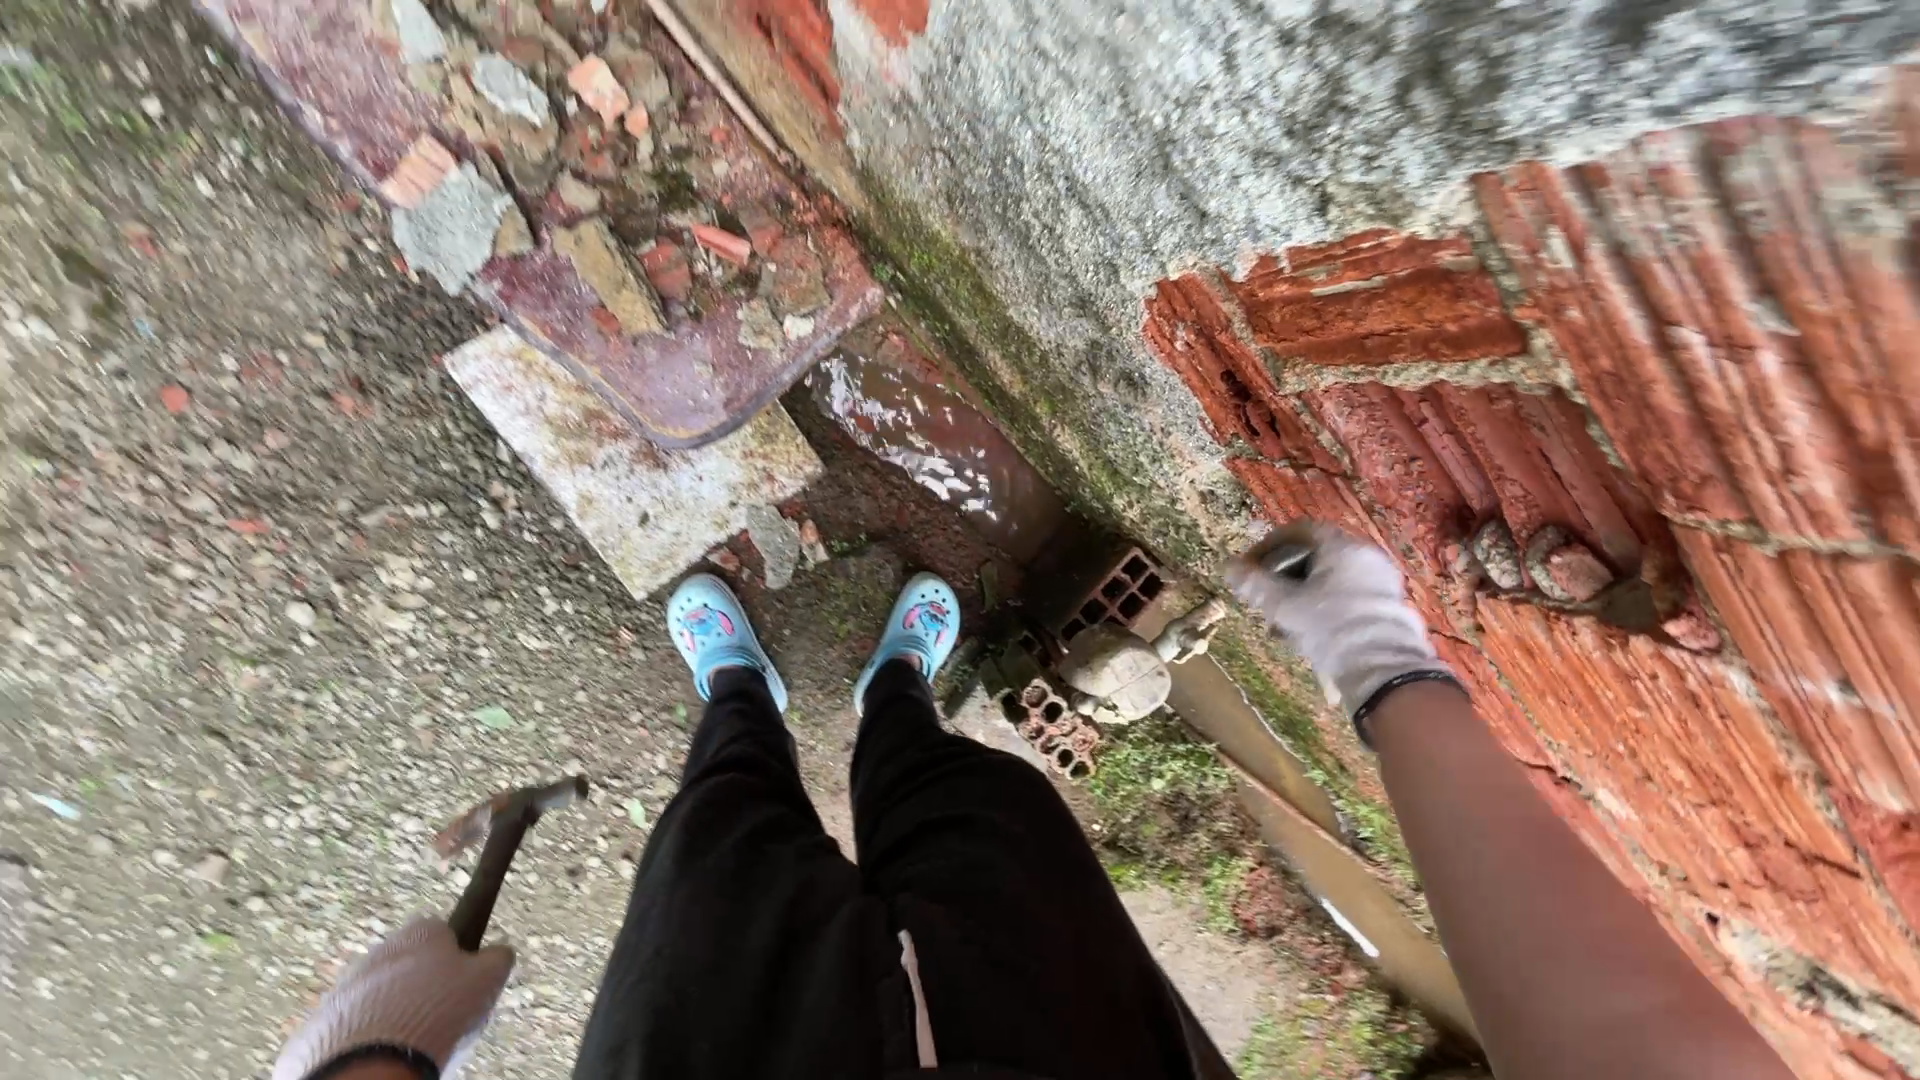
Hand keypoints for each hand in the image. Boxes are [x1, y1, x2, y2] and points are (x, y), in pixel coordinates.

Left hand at [273, 917, 514, 1079]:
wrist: (368, 1073)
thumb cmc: (439, 1015)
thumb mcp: (489, 978)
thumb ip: (497, 957)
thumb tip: (495, 953)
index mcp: (419, 934)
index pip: (440, 932)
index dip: (453, 957)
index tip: (460, 985)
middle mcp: (376, 953)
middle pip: (403, 968)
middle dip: (416, 989)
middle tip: (437, 1021)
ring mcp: (336, 994)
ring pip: (371, 1002)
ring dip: (386, 1018)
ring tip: (406, 1049)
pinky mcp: (308, 1035)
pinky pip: (341, 1036)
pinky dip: (356, 1048)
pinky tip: (375, 1065)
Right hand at [1225, 525, 1455, 738]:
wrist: (1382, 668)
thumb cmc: (1329, 626)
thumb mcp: (1283, 604)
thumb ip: (1254, 583)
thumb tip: (1228, 567)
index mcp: (1342, 547)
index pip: (1299, 531)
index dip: (1269, 546)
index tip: (1251, 567)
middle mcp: (1366, 557)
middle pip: (1314, 557)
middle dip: (1283, 577)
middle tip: (1264, 598)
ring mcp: (1381, 583)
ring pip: (1329, 581)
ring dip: (1300, 597)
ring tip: (1280, 625)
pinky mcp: (1388, 608)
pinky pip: (1346, 598)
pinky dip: (1322, 608)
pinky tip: (1306, 635)